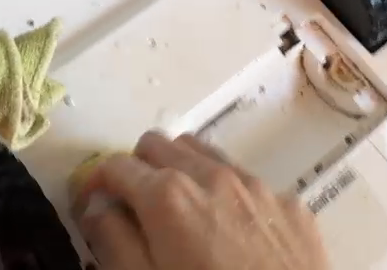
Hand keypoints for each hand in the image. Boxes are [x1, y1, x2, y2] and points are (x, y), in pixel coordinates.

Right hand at [74, 132, 328, 269]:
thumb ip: (112, 242)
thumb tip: (96, 207)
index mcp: (166, 195)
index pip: (114, 166)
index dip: (97, 185)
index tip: (93, 206)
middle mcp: (209, 176)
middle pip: (156, 145)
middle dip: (138, 171)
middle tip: (136, 212)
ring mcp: (256, 188)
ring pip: (200, 153)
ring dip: (181, 172)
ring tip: (183, 217)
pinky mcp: (293, 208)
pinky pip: (246, 180)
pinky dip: (227, 194)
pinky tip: (233, 237)